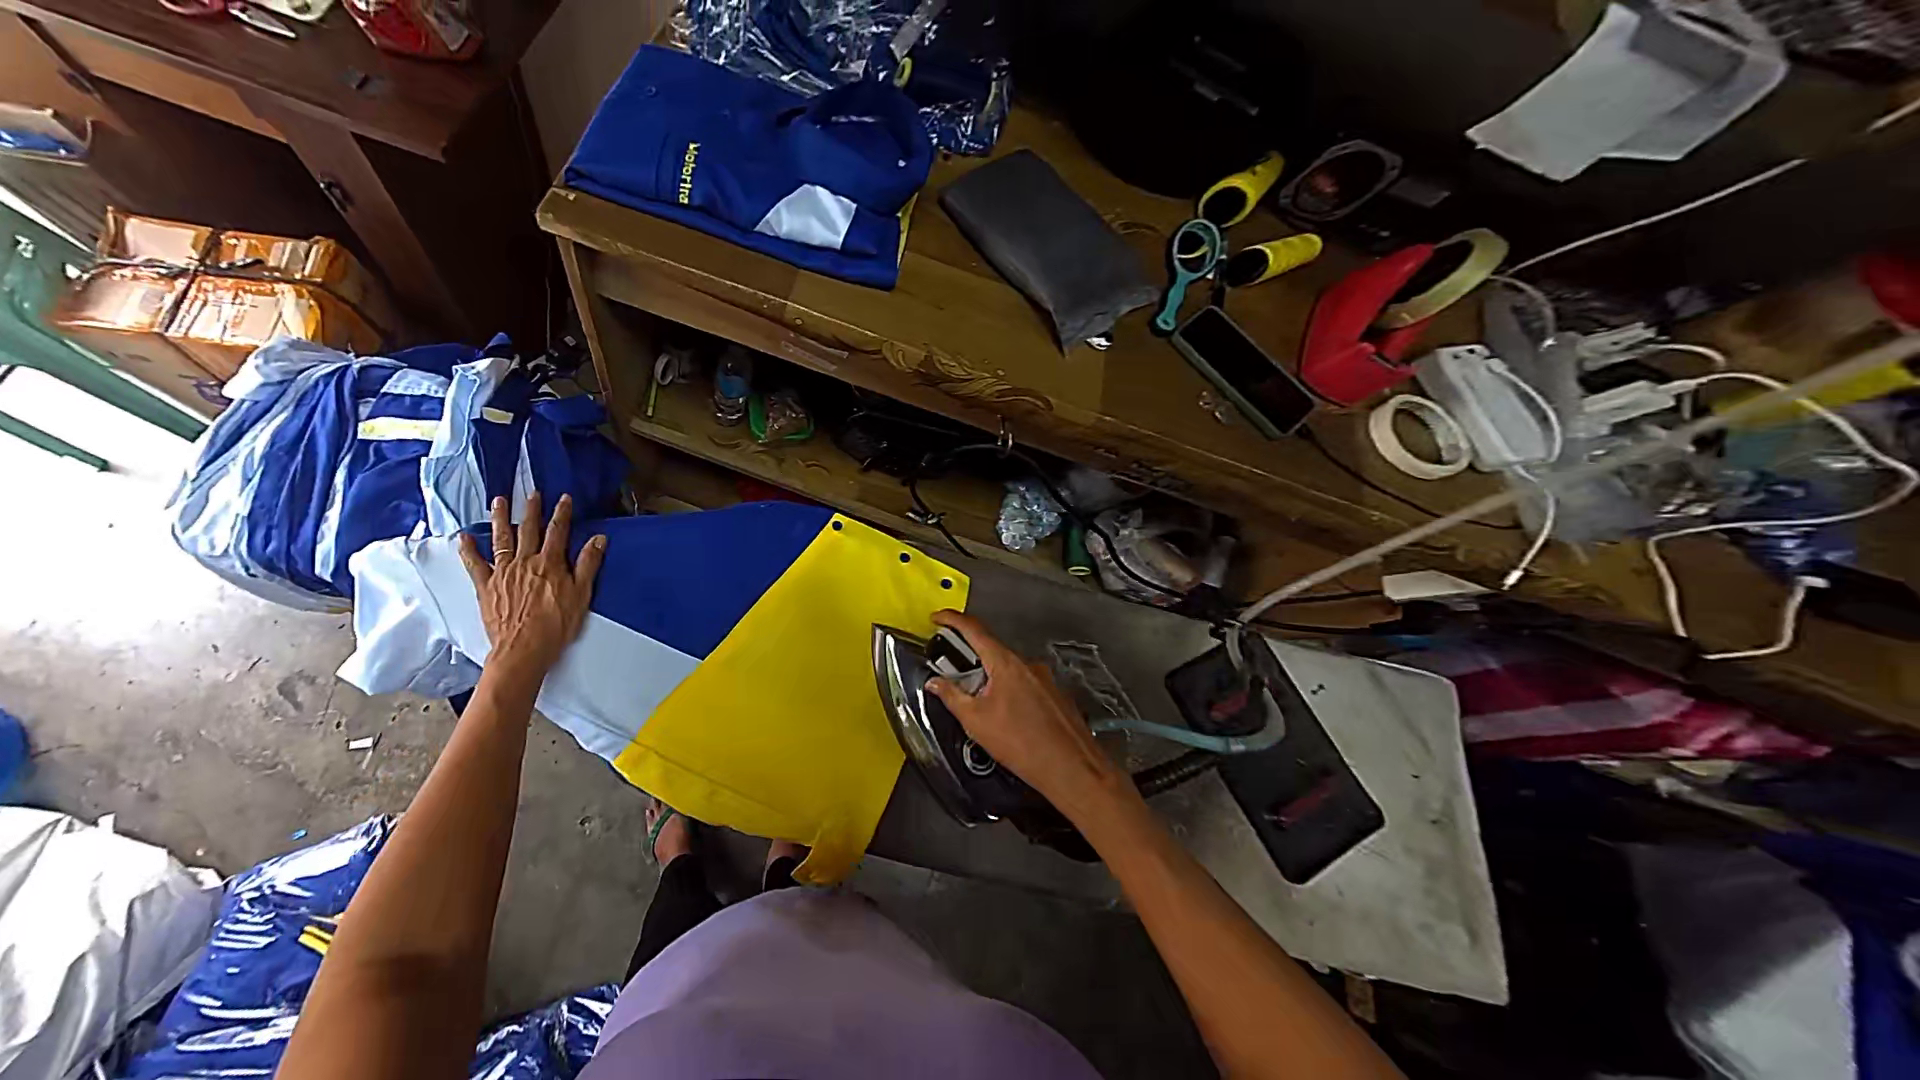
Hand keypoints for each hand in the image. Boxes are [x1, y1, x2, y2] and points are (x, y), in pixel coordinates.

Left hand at [458, 492, 605, 676]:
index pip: (558, 531)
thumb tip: (598, 540)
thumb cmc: (556, 625)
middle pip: (528, 529)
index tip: (564, 499)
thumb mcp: (581, 595)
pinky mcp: (486, 586)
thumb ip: (588, 565)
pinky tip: (465, 537)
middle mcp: (525, 562)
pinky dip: (468, 549)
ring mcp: (502, 573)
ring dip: (500, 518)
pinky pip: (474, 563)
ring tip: (499, 501)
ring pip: (501, 539)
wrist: (523, 649)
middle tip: (532, 493)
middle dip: (532, 509)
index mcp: (550, 563)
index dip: (561, 513)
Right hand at [924, 610, 1128, 815]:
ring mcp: (1045, 680)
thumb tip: (936, 683)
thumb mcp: (975, 720)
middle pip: (992, 653)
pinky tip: (1010, 723)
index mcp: (1006, 663)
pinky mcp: (1055, 696)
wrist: (1070, 768)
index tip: (939, 618)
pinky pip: (1026, 687)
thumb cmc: (1025, 745)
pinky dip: (1012, 696)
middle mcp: (1028, 665)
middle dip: (971, 665)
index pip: (974, 629)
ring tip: (986, 715)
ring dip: (992, 685)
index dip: (952, 620)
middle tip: (956, 683)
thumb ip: (951, 696)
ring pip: (1010, 672)